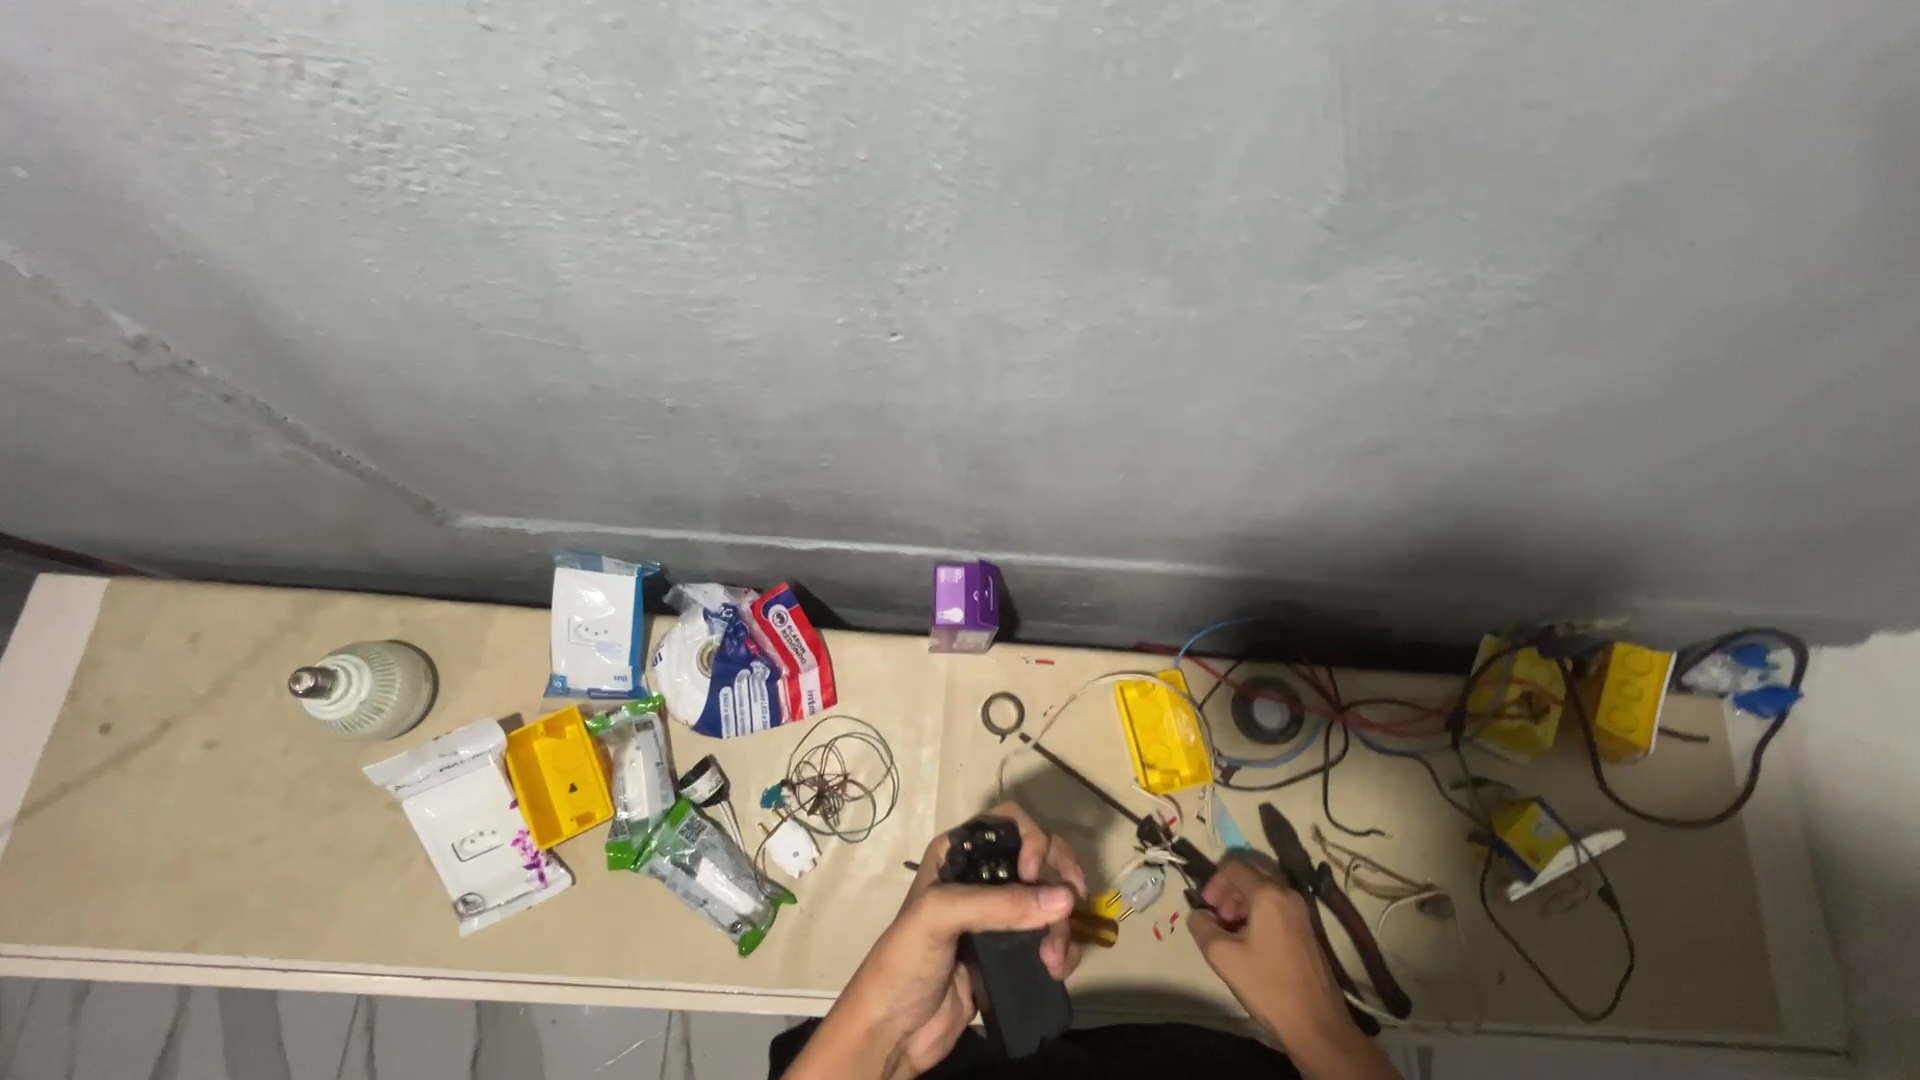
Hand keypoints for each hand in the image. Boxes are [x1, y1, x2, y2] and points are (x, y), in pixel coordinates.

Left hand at [789, 802, 1086, 1079]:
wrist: (896, 1030)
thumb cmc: (905, 960)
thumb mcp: (939, 917)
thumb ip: (998, 904)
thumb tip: (1064, 899)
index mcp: (959, 854)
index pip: (1011, 822)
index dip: (1032, 839)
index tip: (1033, 875)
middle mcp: (983, 877)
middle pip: (1041, 856)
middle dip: (1059, 879)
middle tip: (1070, 905)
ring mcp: (1000, 915)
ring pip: (1051, 899)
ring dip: (1061, 925)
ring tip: (1052, 958)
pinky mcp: (1013, 951)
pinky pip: (1052, 936)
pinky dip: (1063, 949)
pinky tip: (1055, 969)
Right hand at [1188, 860, 1350, 1046]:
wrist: (1316, 1025)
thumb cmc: (1267, 986)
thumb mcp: (1223, 956)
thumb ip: (1202, 927)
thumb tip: (1198, 914)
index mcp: (1269, 895)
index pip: (1235, 868)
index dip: (1214, 882)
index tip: (1206, 907)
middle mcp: (1288, 896)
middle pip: (1252, 875)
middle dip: (1229, 890)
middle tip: (1216, 915)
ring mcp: (1301, 913)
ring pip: (1265, 891)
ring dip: (1242, 902)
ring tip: (1229, 931)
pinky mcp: (1307, 931)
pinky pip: (1277, 907)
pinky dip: (1258, 913)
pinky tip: (1249, 942)